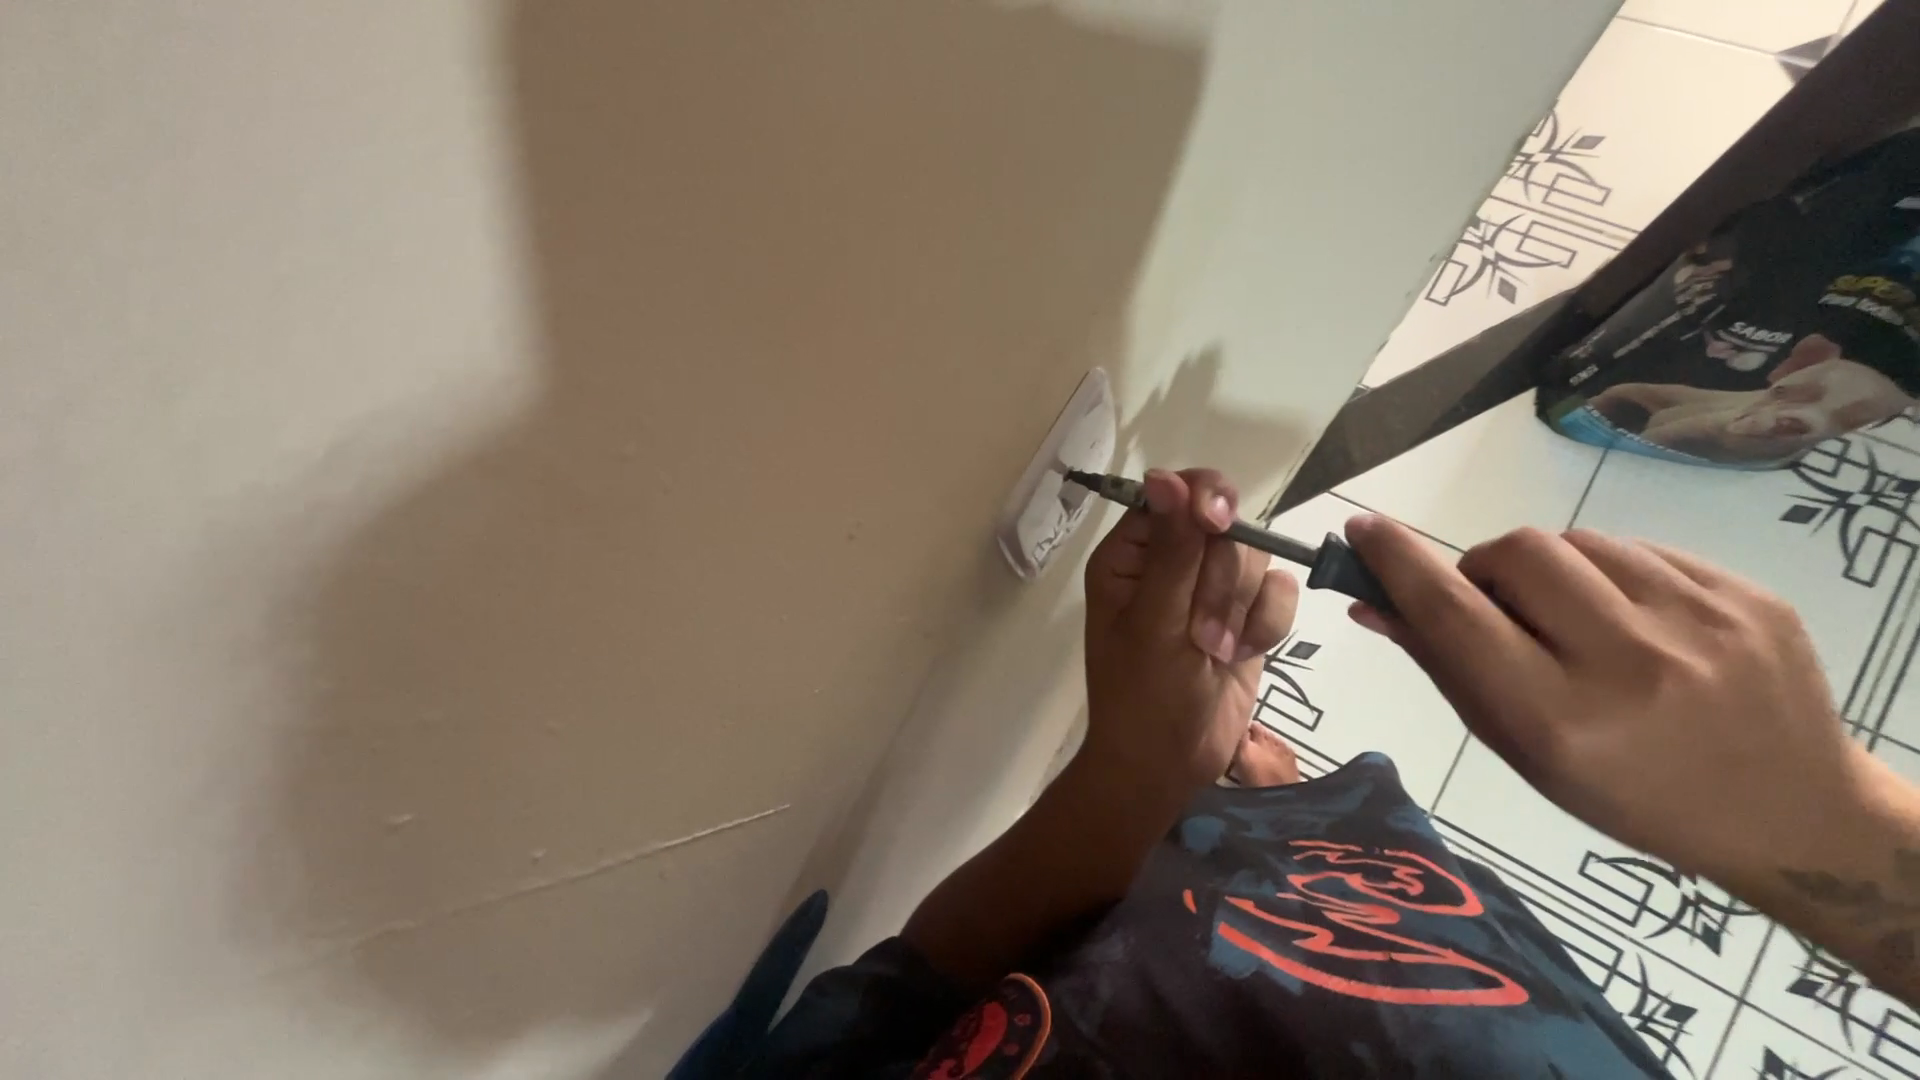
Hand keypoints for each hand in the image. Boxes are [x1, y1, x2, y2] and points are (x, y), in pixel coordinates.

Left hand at [1079, 468, 1297, 797]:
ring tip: (1216, 651)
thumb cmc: (1144, 695)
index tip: (1218, 524)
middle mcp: (1170, 562)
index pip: (1176, 496)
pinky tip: (1243, 654)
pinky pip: (1278, 592)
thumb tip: (1165, 476)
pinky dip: (1268, 624)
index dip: (1203, 504)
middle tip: (1201, 634)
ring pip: (1256, 559)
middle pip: (1226, 527)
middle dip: (1222, 584)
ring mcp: (1210, 589)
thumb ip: (1173, 550)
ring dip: (1242, 609)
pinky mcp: (1245, 615)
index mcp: (1131, 554)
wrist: (1170, 764)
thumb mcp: (1155, 621)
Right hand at [1344, 515, 1870, 883]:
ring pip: (1577, 542)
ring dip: (1549, 570)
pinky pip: (1639, 549)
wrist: (1788, 815)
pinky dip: (1609, 573)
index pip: (1454, 613)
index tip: (1362, 528)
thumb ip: (1442, 664)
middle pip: (1517, 552)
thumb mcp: (1515, 745)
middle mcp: (1631, 664)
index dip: (1398, 562)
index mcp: (1558, 717)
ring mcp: (1703, 625)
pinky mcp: (1751, 597)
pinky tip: (1632, 620)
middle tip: (1498, 606)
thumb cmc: (1619, 790)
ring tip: (1574, 619)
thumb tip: (1371, 602)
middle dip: (1486, 568)